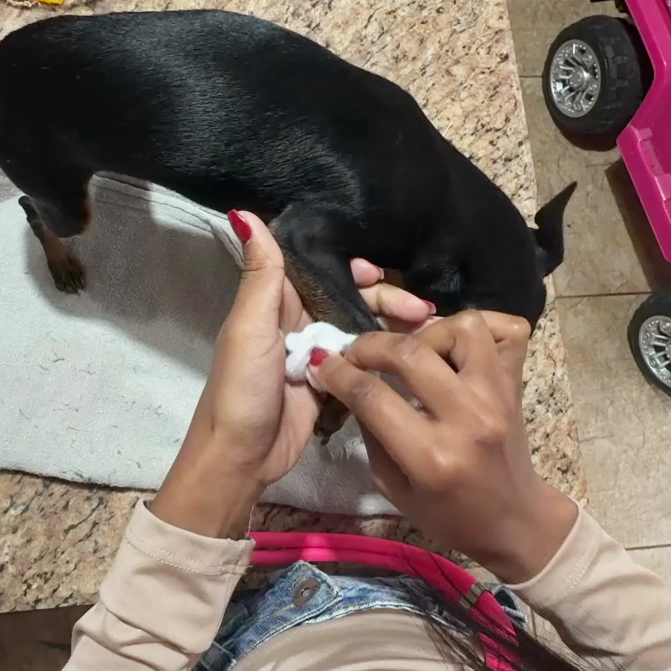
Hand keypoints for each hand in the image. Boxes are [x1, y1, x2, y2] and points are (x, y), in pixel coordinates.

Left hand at [151, 211, 432, 537]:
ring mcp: (314, 354)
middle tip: (421, 310)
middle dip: (383, 298)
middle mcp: (295, 321)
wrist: (242, 457)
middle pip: (346, 297)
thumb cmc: (242, 388)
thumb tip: (244, 213)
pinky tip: (416, 352)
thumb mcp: (250, 328)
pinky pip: (361, 359)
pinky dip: (386, 352)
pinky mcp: (329, 382)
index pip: (318, 269)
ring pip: (359, 326)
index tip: (381, 271)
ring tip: (428, 328)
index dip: (350, 265)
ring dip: (391, 324)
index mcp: (273, 302)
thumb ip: (260, 275)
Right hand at [309, 310, 577, 581]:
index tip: (322, 365)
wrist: (516, 523)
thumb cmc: (448, 515)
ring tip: (413, 351)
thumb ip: (371, 432)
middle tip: (357, 354)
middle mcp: (468, 419)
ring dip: (427, 331)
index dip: (338, 373)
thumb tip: (349, 384)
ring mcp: (498, 396)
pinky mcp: (516, 384)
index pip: (372, 395)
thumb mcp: (392, 486)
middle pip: (409, 352)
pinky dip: (480, 328)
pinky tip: (455, 346)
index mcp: (431, 457)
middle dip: (369, 345)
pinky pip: (506, 331)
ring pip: (461, 328)